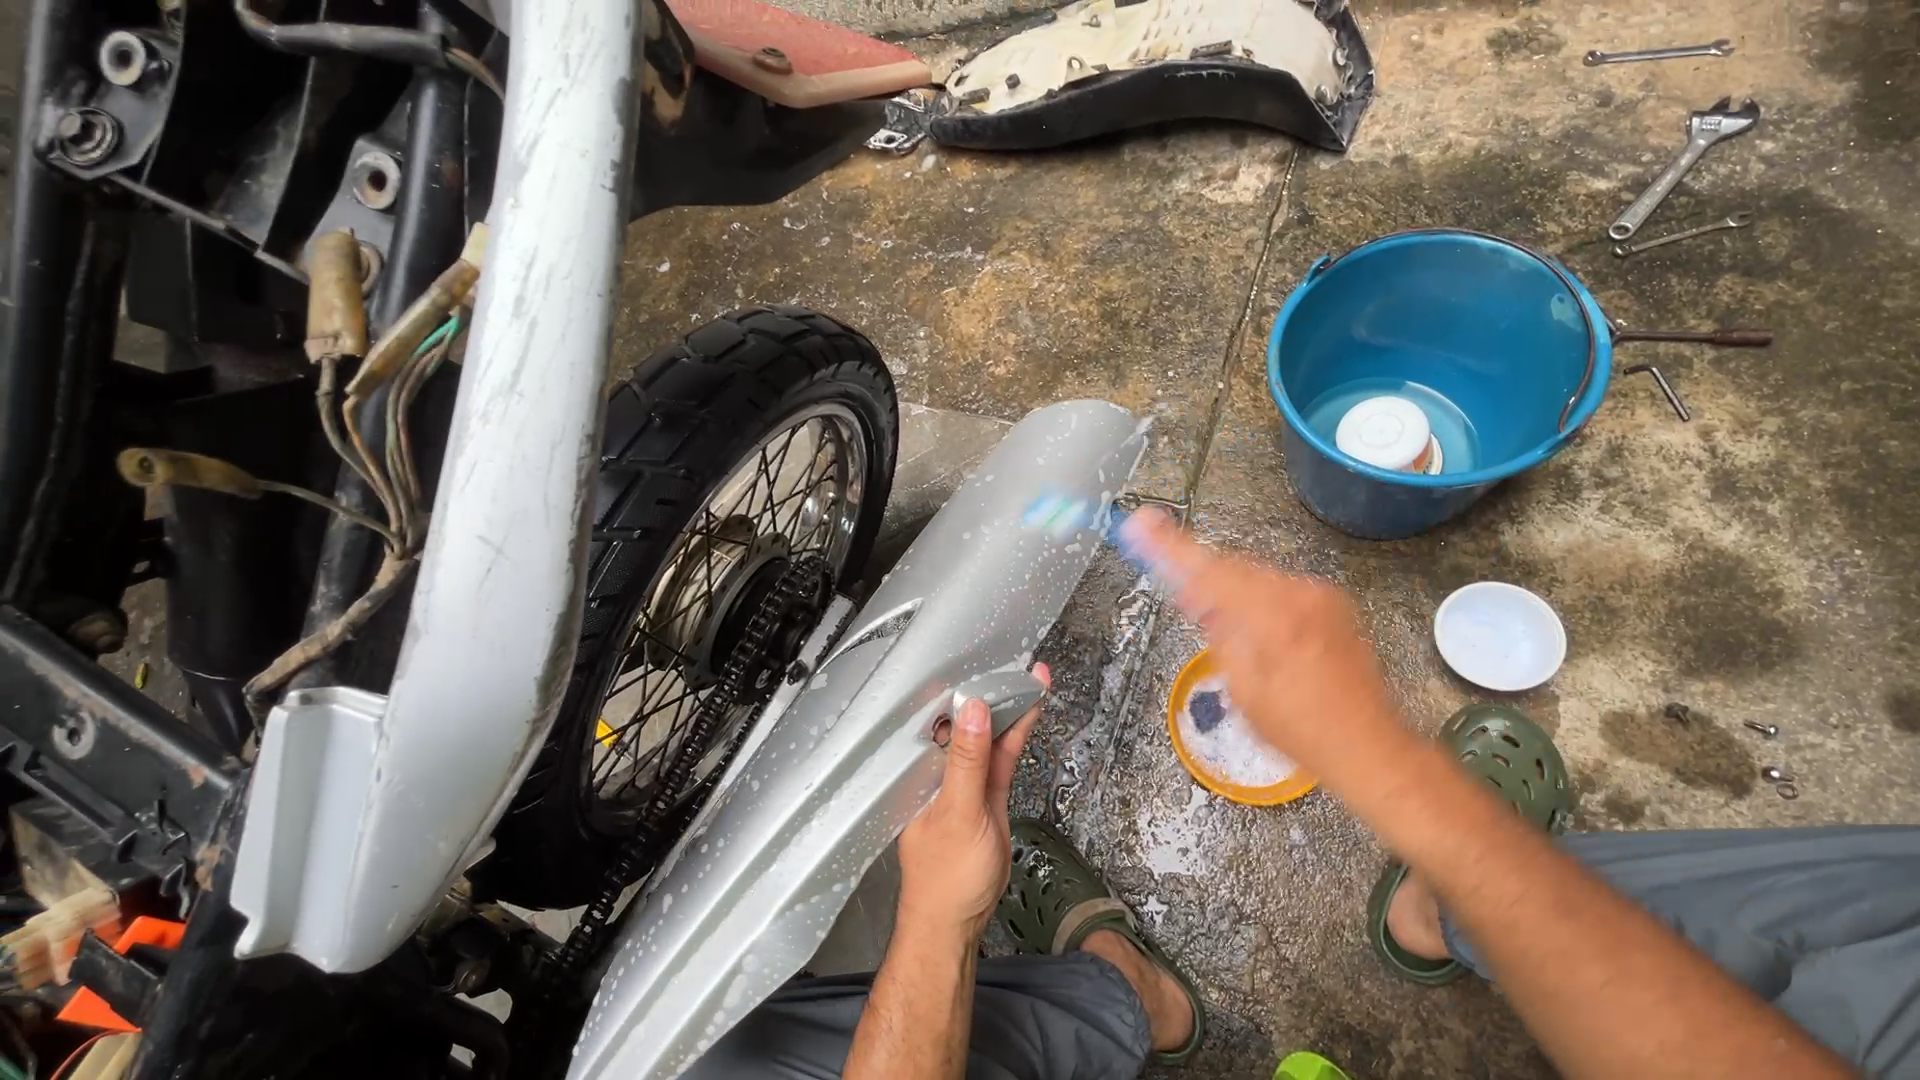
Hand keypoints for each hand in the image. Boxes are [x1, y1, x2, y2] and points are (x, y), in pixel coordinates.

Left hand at [896, 663, 1050, 942]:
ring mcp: (964, 781)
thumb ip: (967, 762)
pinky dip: (1015, 734)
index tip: (984, 661)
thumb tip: (972, 712)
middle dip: (989, 690)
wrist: (957, 923)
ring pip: (986, 736)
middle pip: (965, 722)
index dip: (960, 687)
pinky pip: (1001, 757)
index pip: (937, 718)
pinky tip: (1028, 711)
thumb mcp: (960, 813)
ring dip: (1008, 708)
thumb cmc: (945, 879)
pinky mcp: (985, 795)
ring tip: (1030, 676)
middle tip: (1015, 661)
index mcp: (918, 770)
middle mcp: (937, 770)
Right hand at [1118, 509, 1400, 778]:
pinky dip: (1261, 600)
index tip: (1141, 522)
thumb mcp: (1242, 689)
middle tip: (1186, 601)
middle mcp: (1299, 594)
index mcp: (1271, 617)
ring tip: (1228, 632)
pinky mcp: (1333, 604)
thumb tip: (1198, 599)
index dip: (1170, 546)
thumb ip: (1220, 635)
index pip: (1208, 570)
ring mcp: (1321, 596)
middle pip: (1234, 568)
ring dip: (1234, 593)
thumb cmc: (1299, 728)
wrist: (1369, 745)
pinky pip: (1282, 589)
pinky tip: (1259, 633)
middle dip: (1204, 578)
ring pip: (1257, 578)